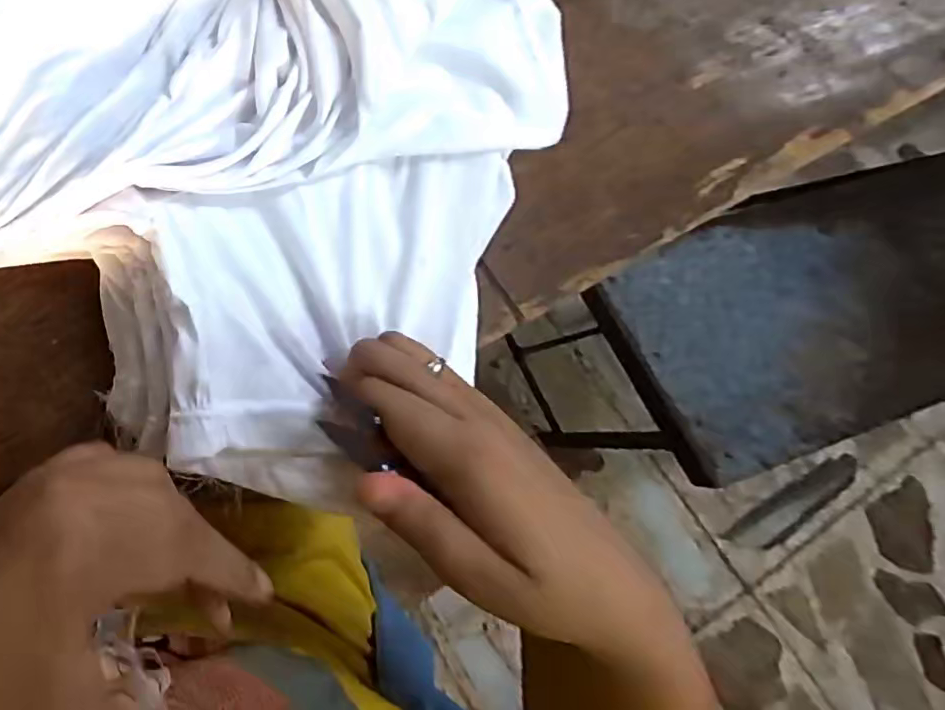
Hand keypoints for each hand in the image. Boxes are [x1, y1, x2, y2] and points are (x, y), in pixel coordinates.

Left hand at [0, 443, 273, 709]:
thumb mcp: (86, 693)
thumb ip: (163, 656)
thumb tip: (231, 656)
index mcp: (84, 543)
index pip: (181, 542)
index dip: (228, 569)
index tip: (264, 592)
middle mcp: (66, 490)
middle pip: (161, 500)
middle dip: (199, 546)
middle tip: (217, 599)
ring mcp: (41, 478)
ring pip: (133, 472)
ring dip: (166, 513)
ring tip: (176, 564)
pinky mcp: (24, 482)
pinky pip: (95, 462)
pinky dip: (127, 487)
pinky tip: (129, 520)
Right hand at [336, 333, 715, 709]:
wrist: (614, 587)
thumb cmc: (540, 588)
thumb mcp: (480, 578)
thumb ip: (421, 525)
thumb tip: (361, 479)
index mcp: (464, 454)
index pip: (389, 395)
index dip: (351, 391)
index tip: (330, 412)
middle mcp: (473, 417)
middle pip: (401, 361)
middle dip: (359, 364)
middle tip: (340, 403)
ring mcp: (488, 411)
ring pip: (421, 355)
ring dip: (382, 358)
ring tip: (363, 395)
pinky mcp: (496, 415)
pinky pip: (440, 368)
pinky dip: (407, 364)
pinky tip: (399, 393)